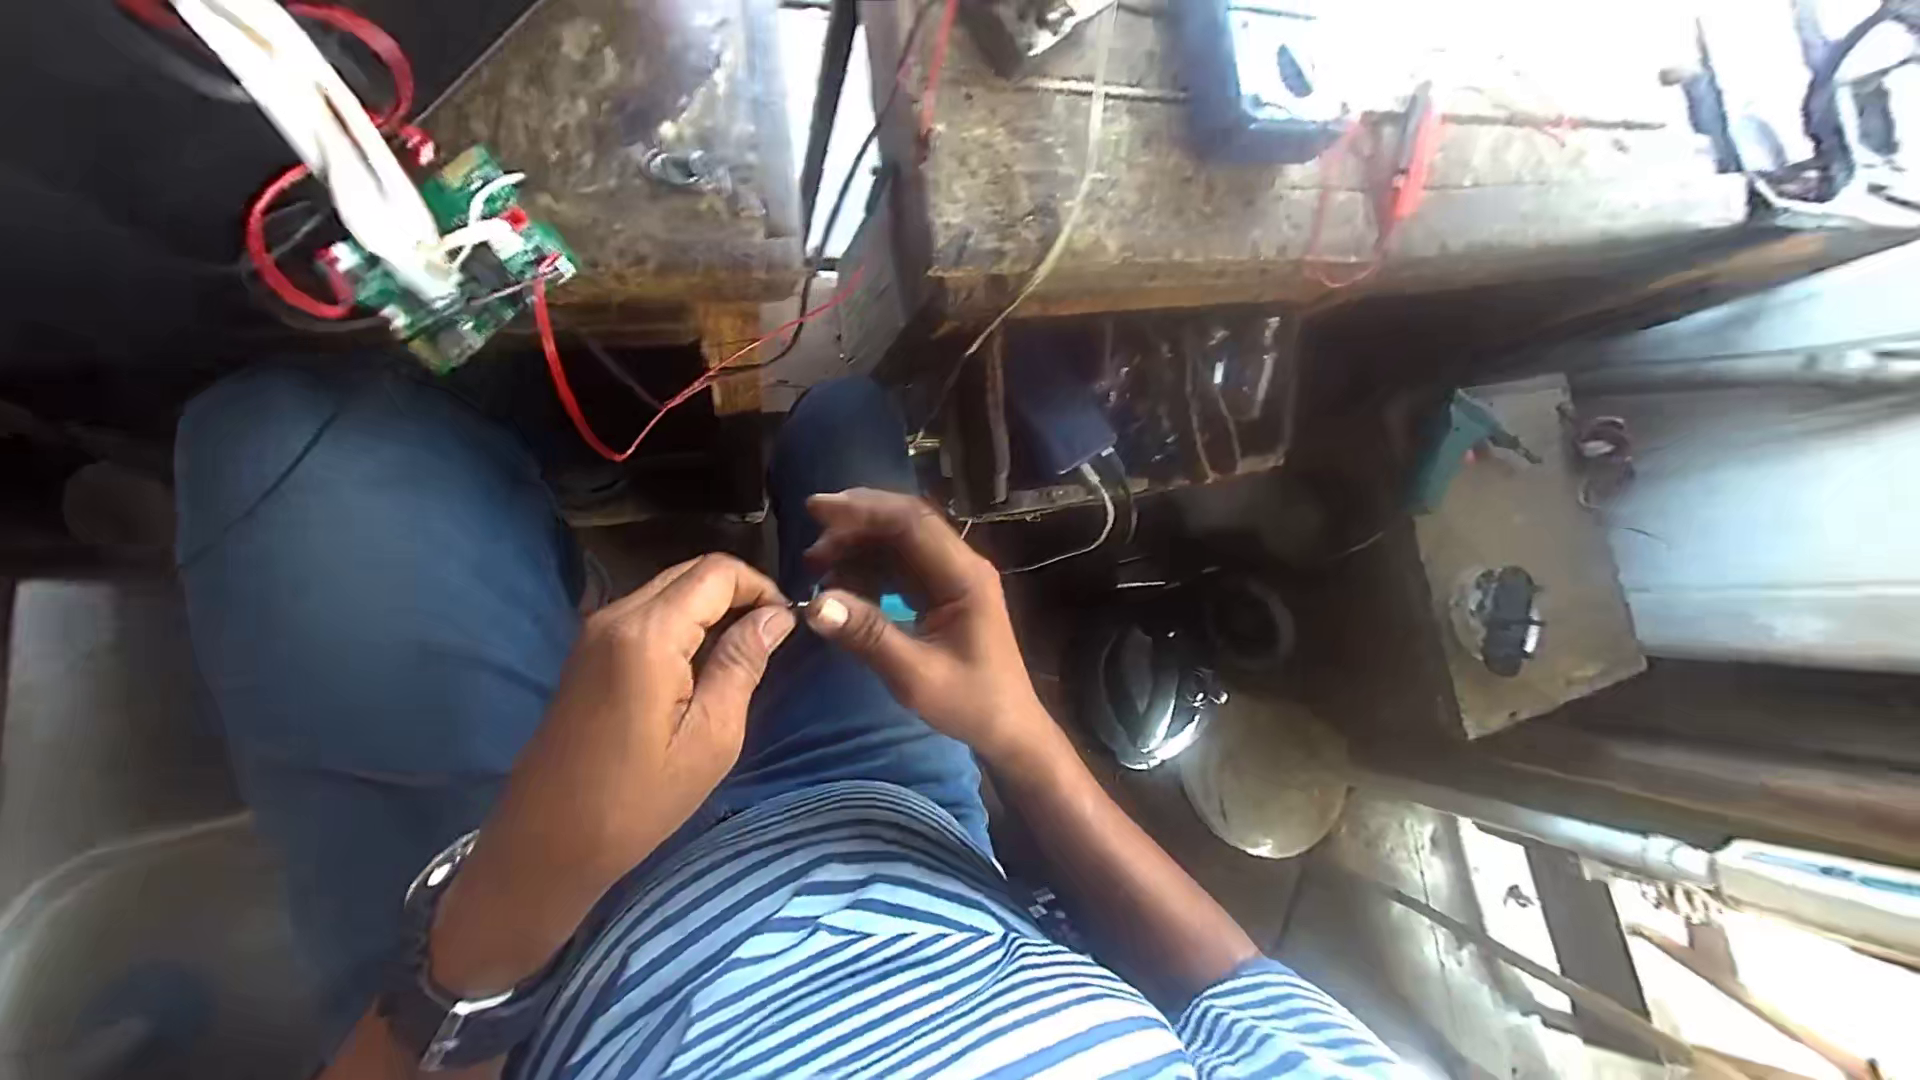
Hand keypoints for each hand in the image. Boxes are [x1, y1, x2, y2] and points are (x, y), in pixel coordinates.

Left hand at [430, 554, 790, 995]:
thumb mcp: (711, 736)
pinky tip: (702, 663)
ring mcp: (596, 632)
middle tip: (770, 636)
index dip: (761, 587)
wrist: (543, 848)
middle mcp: (616, 616)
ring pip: (672, 588)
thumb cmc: (636, 801)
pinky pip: (650, 612)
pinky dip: (687, 622)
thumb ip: (743, 663)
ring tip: (743, 651)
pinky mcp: (589, 651)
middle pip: (693, 572)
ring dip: (714, 607)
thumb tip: (777, 616)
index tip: (786, 624)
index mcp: (648, 634)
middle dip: (740, 592)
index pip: (717, 572)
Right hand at [801, 489, 1054, 767]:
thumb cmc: (970, 702)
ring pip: (899, 544)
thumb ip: (868, 636)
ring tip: (818, 567)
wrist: (1007, 727)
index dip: (863, 510)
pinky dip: (869, 570)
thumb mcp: (915, 676)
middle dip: (855, 525)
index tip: (817, 510)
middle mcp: (960, 566)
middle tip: (812, 544)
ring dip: (859, 548)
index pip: (912, 523)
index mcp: (964, 575)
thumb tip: (816, 604)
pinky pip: (901, 567)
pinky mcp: (942, 593)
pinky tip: (842, 587)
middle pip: (905, 525)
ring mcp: (952, 578)